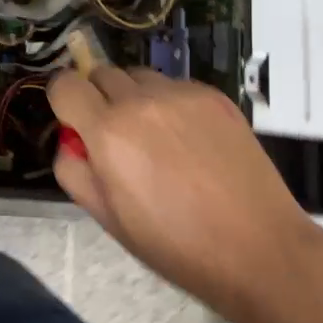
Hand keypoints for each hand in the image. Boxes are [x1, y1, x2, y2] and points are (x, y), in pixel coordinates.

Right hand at [48, 67, 322, 300]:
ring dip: (135, 97)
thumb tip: (71, 142)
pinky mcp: (214, 96)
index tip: (75, 122)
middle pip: (101, 73)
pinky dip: (170, 104)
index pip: (64, 84)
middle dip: (99, 98)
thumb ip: (74, 171)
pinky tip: (190, 142)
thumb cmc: (176, 245)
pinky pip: (175, 85)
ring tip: (157, 139)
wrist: (259, 249)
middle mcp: (140, 101)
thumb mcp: (109, 219)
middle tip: (117, 138)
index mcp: (108, 133)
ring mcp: (181, 94)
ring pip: (139, 76)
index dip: (64, 101)